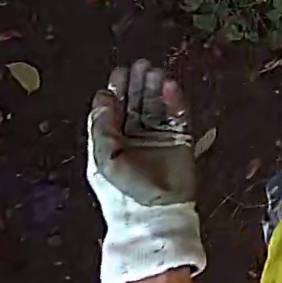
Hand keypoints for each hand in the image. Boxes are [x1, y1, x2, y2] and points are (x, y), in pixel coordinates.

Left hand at [86, 59, 204, 282]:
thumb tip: (102, 95)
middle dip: (138, 84)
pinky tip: (170, 86)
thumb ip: (101, 126)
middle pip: (137, 103)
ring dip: (156, 89)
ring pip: (157, 106)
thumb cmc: (122, 192)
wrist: (154, 217)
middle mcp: (136, 138)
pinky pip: (178, 115)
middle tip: (142, 65)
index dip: (118, 90)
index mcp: (113, 143)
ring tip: (156, 71)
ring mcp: (159, 139)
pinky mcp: (180, 141)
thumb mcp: (103, 158)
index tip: (121, 72)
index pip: (116, 109)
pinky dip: (175, 100)